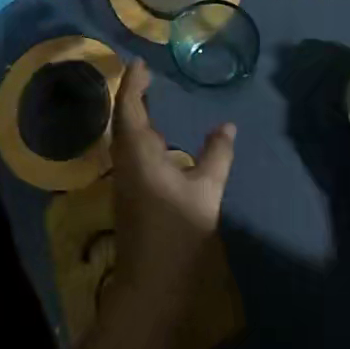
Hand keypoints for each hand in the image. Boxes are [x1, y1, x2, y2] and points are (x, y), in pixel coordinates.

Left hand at [111, 59, 235, 299]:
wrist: (149, 285)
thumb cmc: (177, 233)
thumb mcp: (206, 191)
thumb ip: (217, 155)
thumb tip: (228, 126)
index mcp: (139, 154)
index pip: (129, 108)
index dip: (132, 83)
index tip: (140, 63)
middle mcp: (125, 161)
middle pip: (122, 119)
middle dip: (131, 94)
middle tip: (146, 74)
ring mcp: (123, 179)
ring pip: (123, 136)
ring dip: (132, 113)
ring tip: (149, 96)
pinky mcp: (128, 193)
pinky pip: (128, 150)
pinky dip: (138, 132)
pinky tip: (155, 137)